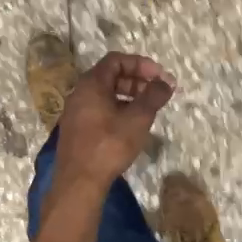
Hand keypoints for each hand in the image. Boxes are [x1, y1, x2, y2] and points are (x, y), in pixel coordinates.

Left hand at [54, 52, 176, 188]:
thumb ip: (153, 96)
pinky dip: (117, 109)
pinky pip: (99, 109)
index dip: (141, 64)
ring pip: (105, 94)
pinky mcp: (76, 129)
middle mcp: (80, 92)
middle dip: (137, 80)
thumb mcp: (138, 118)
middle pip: (110, 75)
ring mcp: (75, 111)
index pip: (116, 60)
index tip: (160, 77)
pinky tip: (131, 125)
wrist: (79, 181)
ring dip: (129, 96)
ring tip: (148, 109)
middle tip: (157, 92)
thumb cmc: (109, 145)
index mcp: (91, 84)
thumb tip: (165, 82)